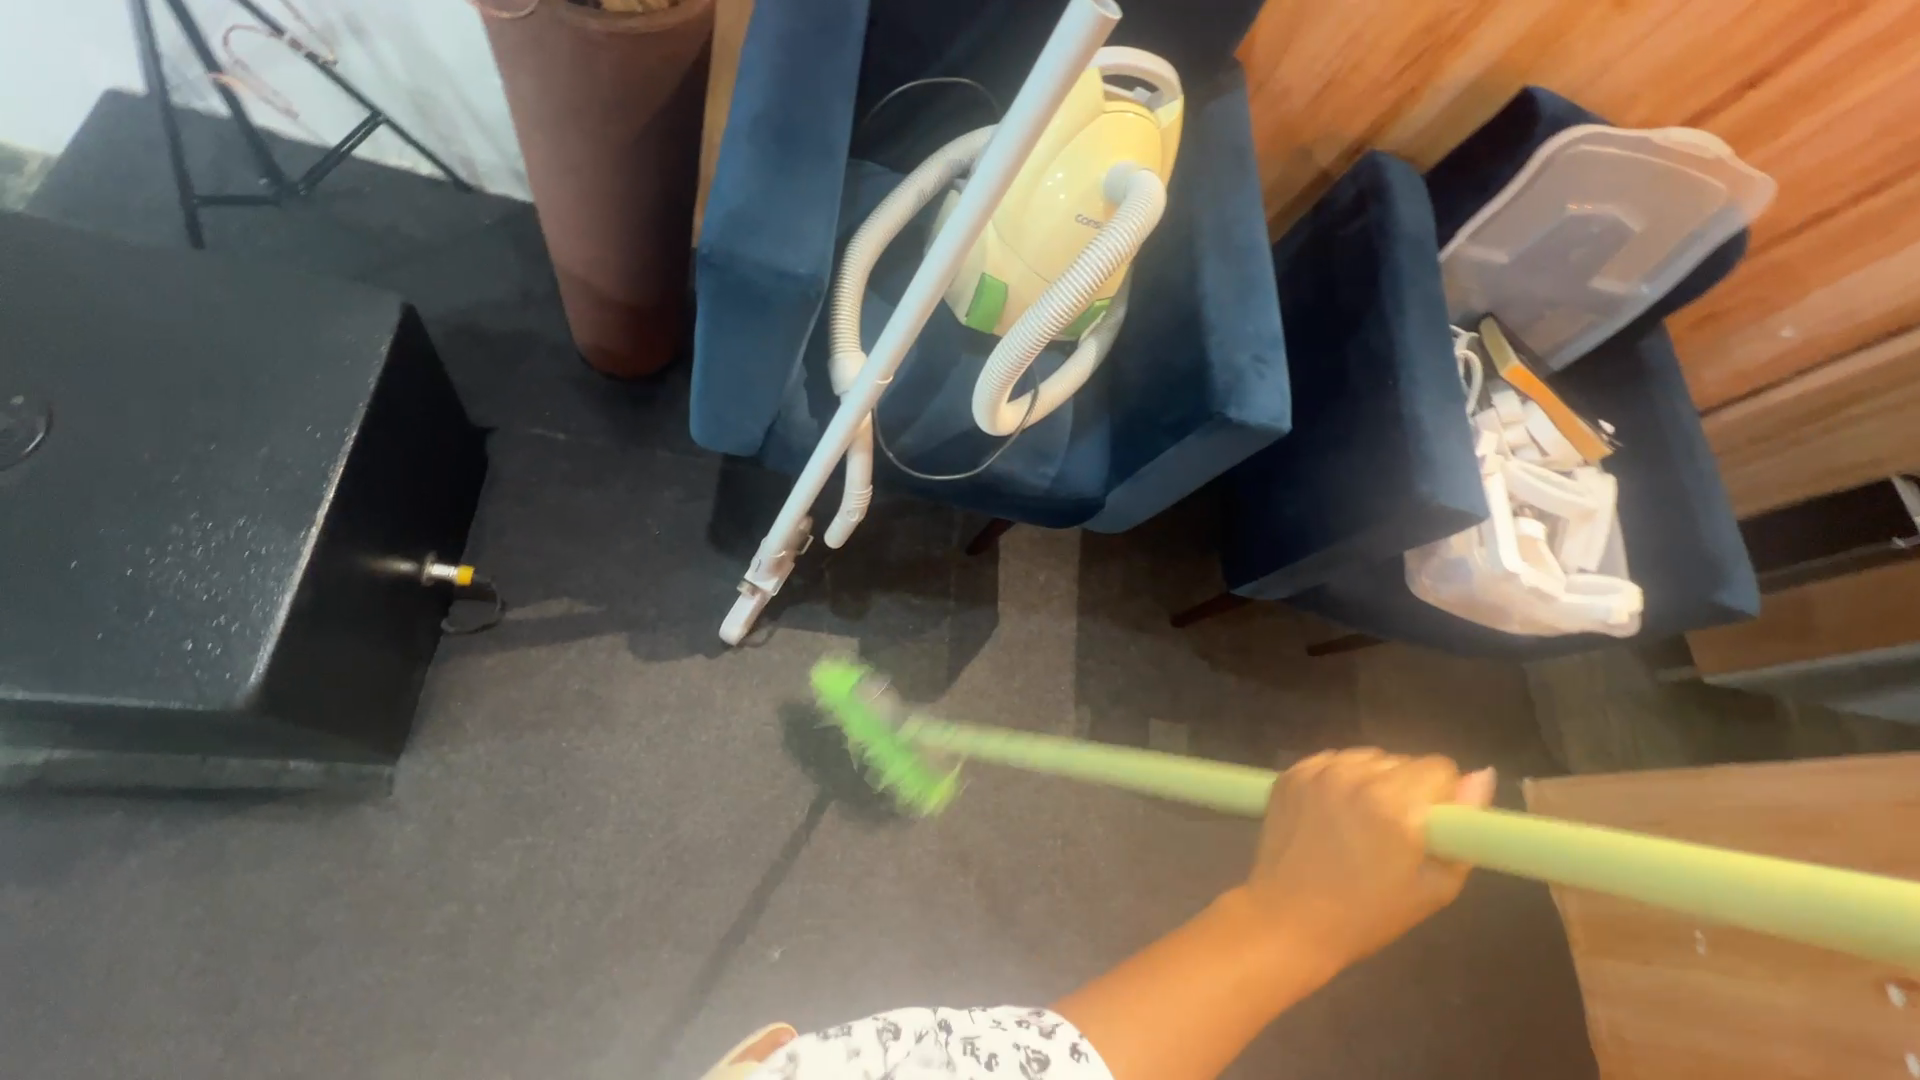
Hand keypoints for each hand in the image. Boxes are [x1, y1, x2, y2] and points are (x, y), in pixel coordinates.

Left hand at [1239, 749, 1495, 972]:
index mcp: (1393, 802)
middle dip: (1408, 789)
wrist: (1289, 918)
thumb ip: (1465, 830)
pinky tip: (1334, 813)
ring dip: (1373, 780)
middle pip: (1401, 760)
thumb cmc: (1368, 914)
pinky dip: (1339, 780)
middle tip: (1394, 831)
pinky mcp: (1290, 775)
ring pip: (1365, 758)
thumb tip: (1482, 775)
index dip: (1443, 796)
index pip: (1439, 767)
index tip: (1431, 825)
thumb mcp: (1434, 885)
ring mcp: (1316, 772)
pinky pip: (1331, 762)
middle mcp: (1353, 775)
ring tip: (1362, 822)